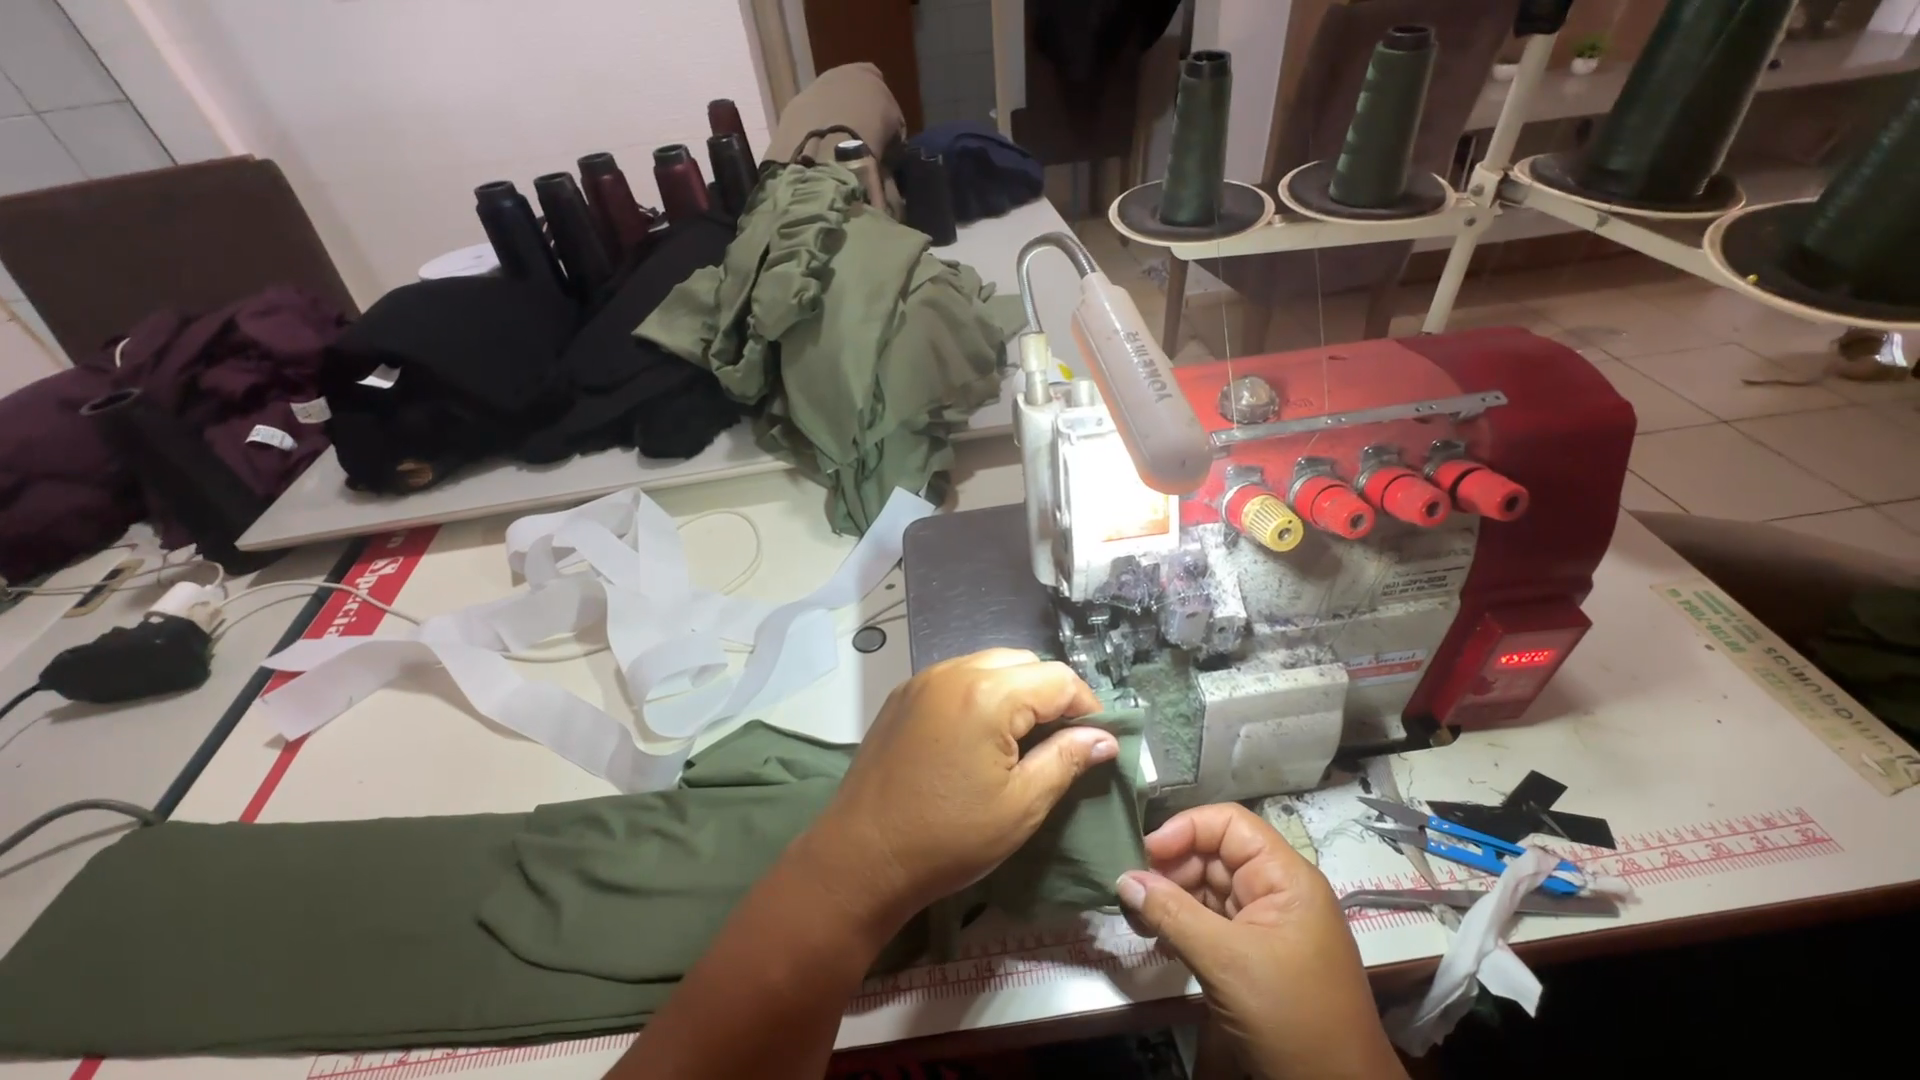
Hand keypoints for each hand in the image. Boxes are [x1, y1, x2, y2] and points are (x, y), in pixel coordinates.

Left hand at [802, 648, 1114, 927]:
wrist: (861, 858)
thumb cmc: (948, 839)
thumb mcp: (1021, 806)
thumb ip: (1067, 760)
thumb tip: (1104, 738)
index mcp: (987, 695)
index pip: (1058, 678)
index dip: (1087, 707)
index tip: (1096, 743)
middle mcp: (954, 672)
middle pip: (1024, 662)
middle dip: (1051, 694)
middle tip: (1061, 741)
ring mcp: (923, 681)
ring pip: (990, 664)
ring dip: (1016, 690)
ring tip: (1023, 739)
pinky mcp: (903, 696)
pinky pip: (958, 677)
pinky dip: (982, 693)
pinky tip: (982, 735)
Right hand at [1118, 804, 1405, 1079]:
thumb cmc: (1291, 1015)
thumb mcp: (1226, 962)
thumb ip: (1172, 914)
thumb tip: (1124, 879)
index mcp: (1285, 877)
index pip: (1230, 824)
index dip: (1185, 829)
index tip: (1146, 854)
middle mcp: (1276, 891)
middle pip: (1214, 855)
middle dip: (1171, 869)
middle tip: (1132, 895)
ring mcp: (1265, 923)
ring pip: (1208, 889)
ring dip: (1170, 899)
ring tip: (1137, 920)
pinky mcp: (1253, 954)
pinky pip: (1211, 922)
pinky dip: (1181, 925)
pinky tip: (1155, 939)